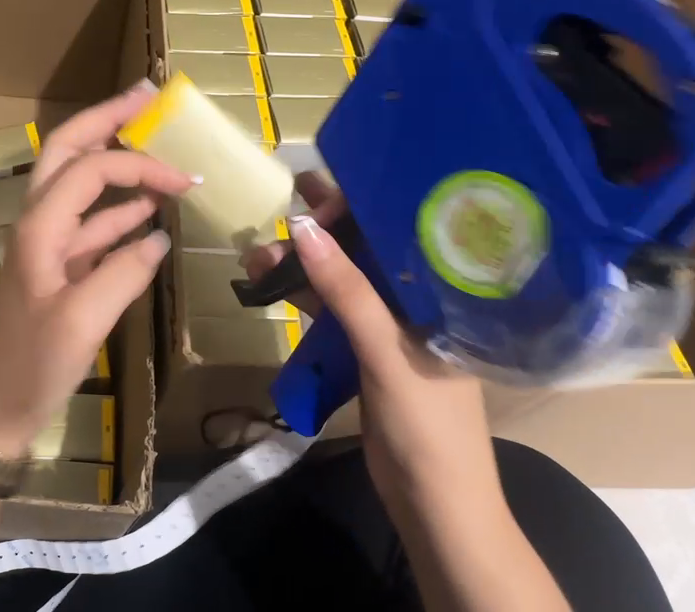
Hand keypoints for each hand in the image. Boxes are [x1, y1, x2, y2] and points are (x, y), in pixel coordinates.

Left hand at [0, 81, 192, 456]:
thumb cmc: (32, 366)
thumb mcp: (81, 322)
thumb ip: (123, 273)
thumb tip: (159, 237)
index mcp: (39, 227)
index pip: (90, 169)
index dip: (138, 164)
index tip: (186, 177)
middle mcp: (39, 223)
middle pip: (68, 152)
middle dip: (106, 120)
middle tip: (147, 97)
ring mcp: (48, 245)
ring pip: (80, 184)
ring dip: (116, 161)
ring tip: (157, 144)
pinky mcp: (59, 269)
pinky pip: (91, 225)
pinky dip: (120, 211)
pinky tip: (150, 212)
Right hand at [241, 174, 494, 486]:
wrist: (435, 505)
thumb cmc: (428, 424)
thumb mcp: (385, 351)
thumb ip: (346, 290)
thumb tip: (302, 226)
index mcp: (438, 292)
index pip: (395, 230)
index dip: (355, 205)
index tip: (311, 189)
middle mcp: (415, 301)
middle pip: (363, 251)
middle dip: (319, 233)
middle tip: (275, 215)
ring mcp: (388, 326)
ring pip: (340, 280)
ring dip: (301, 266)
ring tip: (257, 256)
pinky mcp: (366, 350)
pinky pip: (330, 309)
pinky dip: (301, 295)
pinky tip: (269, 282)